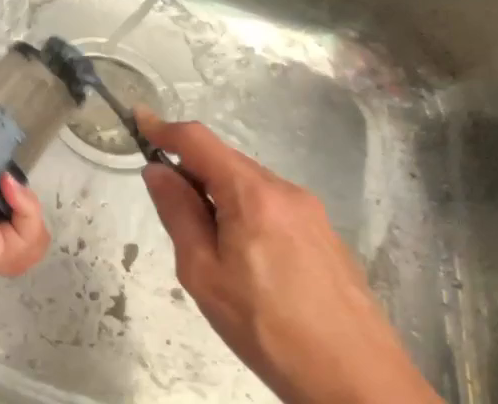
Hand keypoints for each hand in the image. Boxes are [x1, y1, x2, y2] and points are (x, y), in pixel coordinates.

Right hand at [139, 110, 442, 403]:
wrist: (360, 388)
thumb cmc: (268, 328)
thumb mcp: (202, 272)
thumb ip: (177, 213)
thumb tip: (157, 170)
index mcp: (253, 194)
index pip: (198, 140)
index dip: (162, 128)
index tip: (136, 121)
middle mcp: (287, 193)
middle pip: (225, 161)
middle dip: (191, 171)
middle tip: (169, 210)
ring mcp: (314, 217)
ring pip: (249, 187)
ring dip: (218, 196)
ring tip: (209, 249)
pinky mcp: (327, 241)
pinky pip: (272, 209)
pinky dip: (245, 215)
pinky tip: (245, 262)